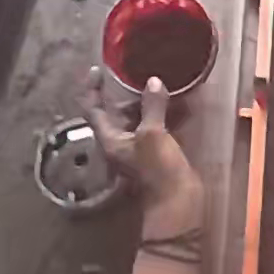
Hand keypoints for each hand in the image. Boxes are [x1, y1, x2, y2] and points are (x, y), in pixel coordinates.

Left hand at [83, 66, 203, 238]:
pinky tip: (181, 102)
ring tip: (162, 81)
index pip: (92, 109)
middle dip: (127, 91)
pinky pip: (159, 126)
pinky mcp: (158, 153)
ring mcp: (140, 148)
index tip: (98, 70)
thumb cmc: (158, 169)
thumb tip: (153, 81)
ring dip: (149, 101)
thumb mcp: (153, 134)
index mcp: (110, 139)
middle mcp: (121, 142)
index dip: (92, 89)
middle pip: (117, 112)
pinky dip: (166, 113)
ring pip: (140, 118)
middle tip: (138, 71)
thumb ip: (152, 106)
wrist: (178, 203)